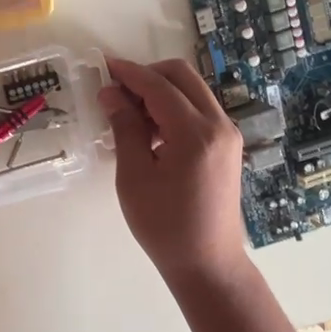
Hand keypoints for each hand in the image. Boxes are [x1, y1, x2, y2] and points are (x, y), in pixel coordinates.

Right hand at [99, 58, 249, 283]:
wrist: (207, 263)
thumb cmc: (164, 225)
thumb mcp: (134, 176)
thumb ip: (125, 128)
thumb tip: (111, 94)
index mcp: (196, 133)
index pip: (159, 86)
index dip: (128, 73)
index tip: (102, 67)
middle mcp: (219, 125)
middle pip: (182, 77)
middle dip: (147, 76)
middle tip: (116, 92)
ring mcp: (227, 135)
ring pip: (192, 91)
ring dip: (160, 92)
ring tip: (129, 116)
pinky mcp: (227, 146)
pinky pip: (199, 111)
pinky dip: (174, 108)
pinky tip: (151, 132)